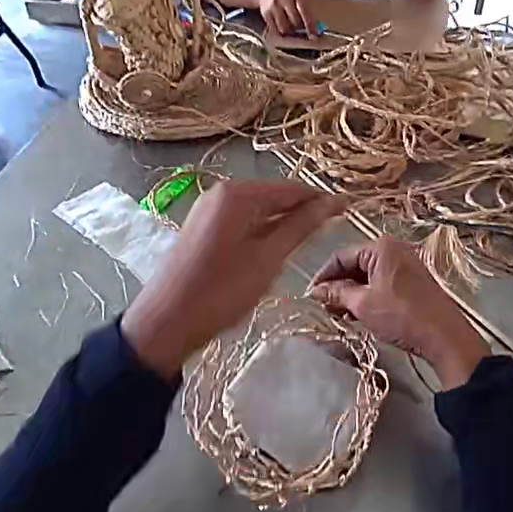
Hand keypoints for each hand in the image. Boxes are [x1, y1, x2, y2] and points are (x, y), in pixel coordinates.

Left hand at [122, 181, 344, 378]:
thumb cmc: (221, 291)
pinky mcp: (202, 228)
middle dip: (302, 211)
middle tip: (333, 229)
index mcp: (237, 194)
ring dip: (283, 222)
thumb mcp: (268, 258)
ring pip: (258, 209)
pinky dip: (262, 230)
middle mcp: (221, 192)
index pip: (291, 188)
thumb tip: (331, 204)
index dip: (321, 199)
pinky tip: (276, 248)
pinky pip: (242, 220)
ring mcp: (208, 209)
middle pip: (274, 196)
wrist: (164, 323)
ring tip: (309, 240)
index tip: (348, 210)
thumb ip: (301, 227)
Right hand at [256, 0, 308, 35]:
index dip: (310, 26)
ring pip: (284, 28)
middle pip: (295, 22)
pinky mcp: (266, 14)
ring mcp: (274, 6)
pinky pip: (275, 29)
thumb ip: (305, 12)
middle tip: (298, 27)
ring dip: (288, 31)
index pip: (305, 13)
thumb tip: (313, 31)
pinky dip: (280, 31)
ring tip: (289, 27)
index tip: (314, 36)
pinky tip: (281, 27)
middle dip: (298, 28)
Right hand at [309, 239, 487, 389]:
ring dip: (352, 294)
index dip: (324, 276)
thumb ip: (337, 294)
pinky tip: (360, 315)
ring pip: (369, 276)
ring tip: (340, 315)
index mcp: (381, 248)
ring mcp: (406, 265)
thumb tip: (317, 291)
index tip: (312, 296)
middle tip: (325, 308)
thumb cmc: (402, 315)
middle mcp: (395, 250)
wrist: (444, 336)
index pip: (341, 256)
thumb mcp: (363, 305)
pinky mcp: (413, 282)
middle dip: (338, 286)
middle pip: (356, 264)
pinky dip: (369, 297)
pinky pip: (383, 283)